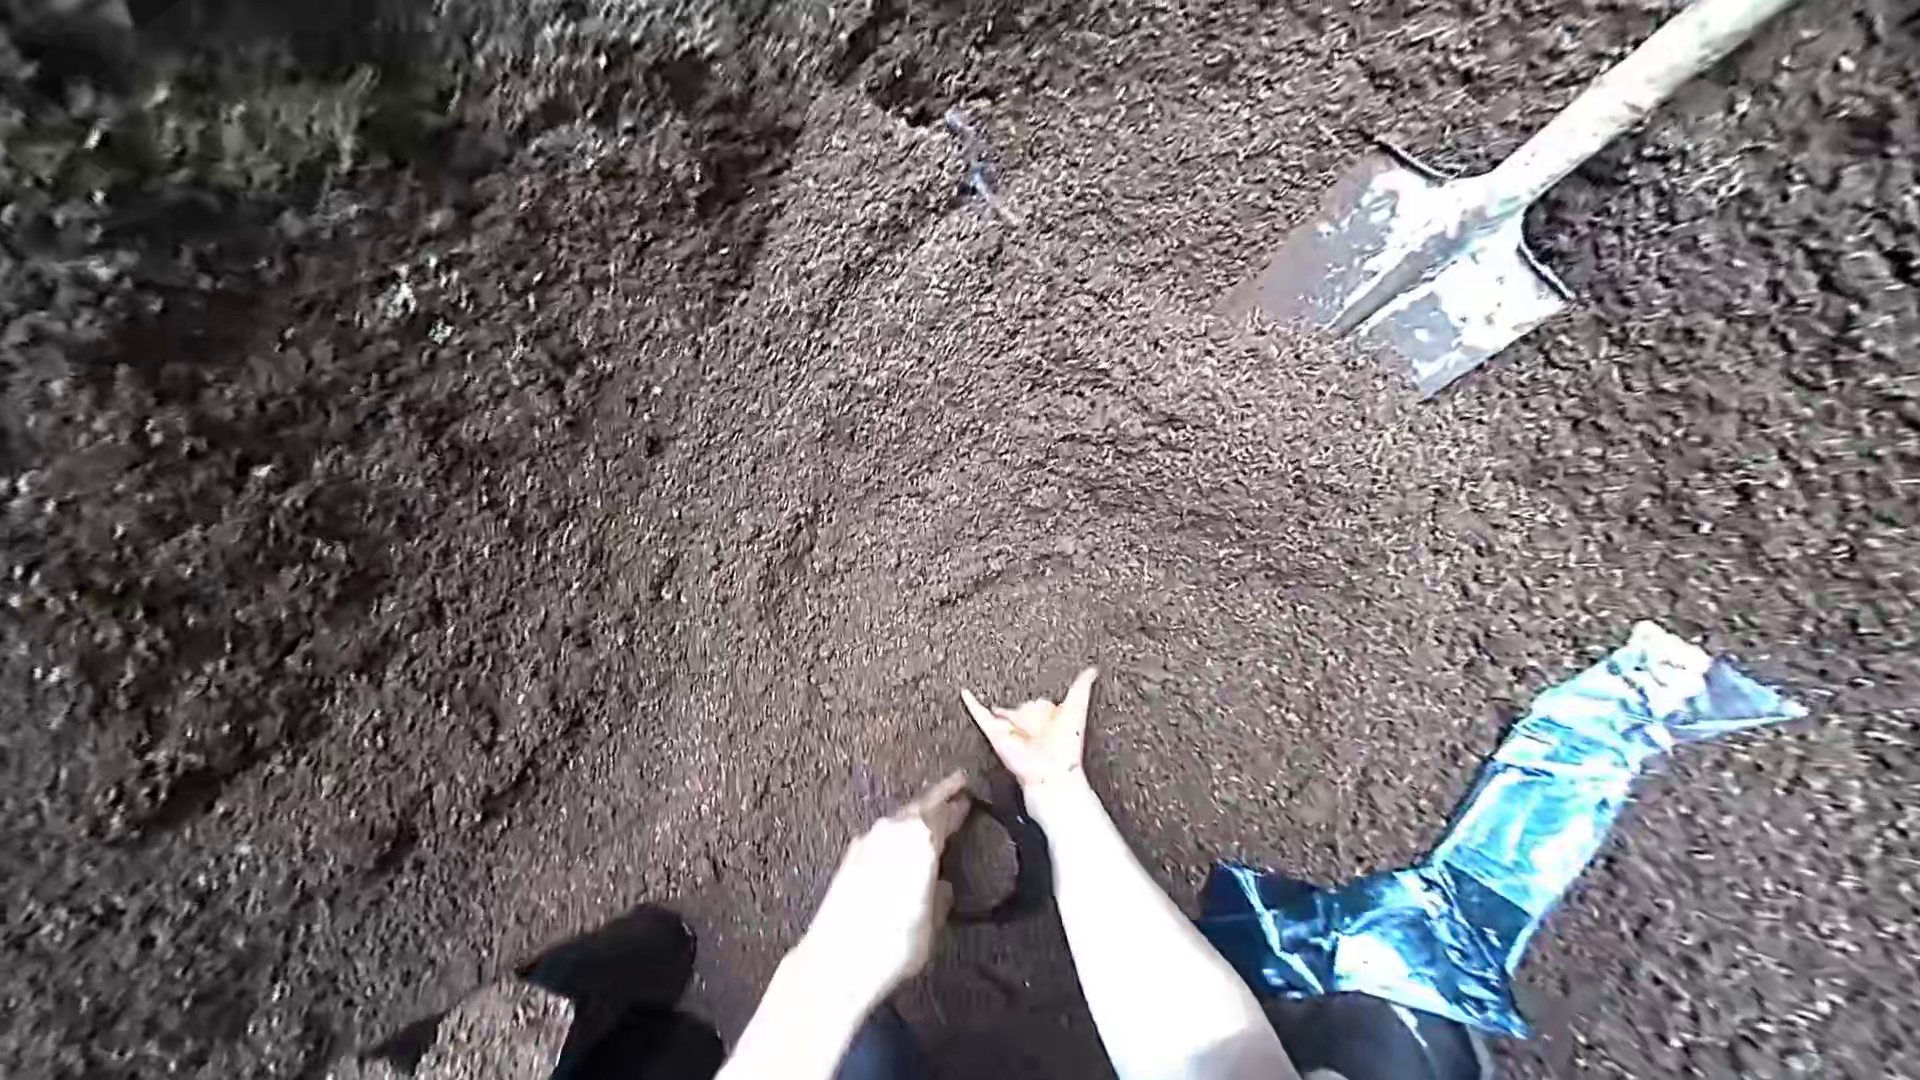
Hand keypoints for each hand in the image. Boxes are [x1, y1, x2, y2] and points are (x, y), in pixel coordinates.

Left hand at [793, 770, 969, 1006]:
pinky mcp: (851, 855)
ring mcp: (869, 839)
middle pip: (921, 804)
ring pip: (900, 817)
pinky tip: (899, 847)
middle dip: (938, 796)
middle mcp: (894, 830)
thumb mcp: (931, 923)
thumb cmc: (890, 945)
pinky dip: (896, 834)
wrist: (835, 962)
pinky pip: (882, 834)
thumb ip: (940, 896)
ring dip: (916, 814)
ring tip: (929, 819)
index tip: (966, 793)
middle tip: (954, 789)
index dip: (957, 801)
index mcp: (921, 839)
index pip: (945, 809)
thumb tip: (942, 887)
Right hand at [961, 667, 1096, 790]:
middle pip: (1025, 702)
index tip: (1051, 719)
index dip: (1047, 710)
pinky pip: (980, 714)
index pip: (1041, 702)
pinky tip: (965, 693)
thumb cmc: (1065, 746)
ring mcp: (1009, 726)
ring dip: (1019, 721)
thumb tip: (1092, 669)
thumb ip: (1082, 687)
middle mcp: (1025, 721)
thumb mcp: (1077, 709)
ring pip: (1010, 708)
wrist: (1051, 770)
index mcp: (1043, 717)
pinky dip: (971, 704)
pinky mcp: (994, 732)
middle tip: (1042, 734)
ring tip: (1030, 738)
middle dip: (1033, 715)